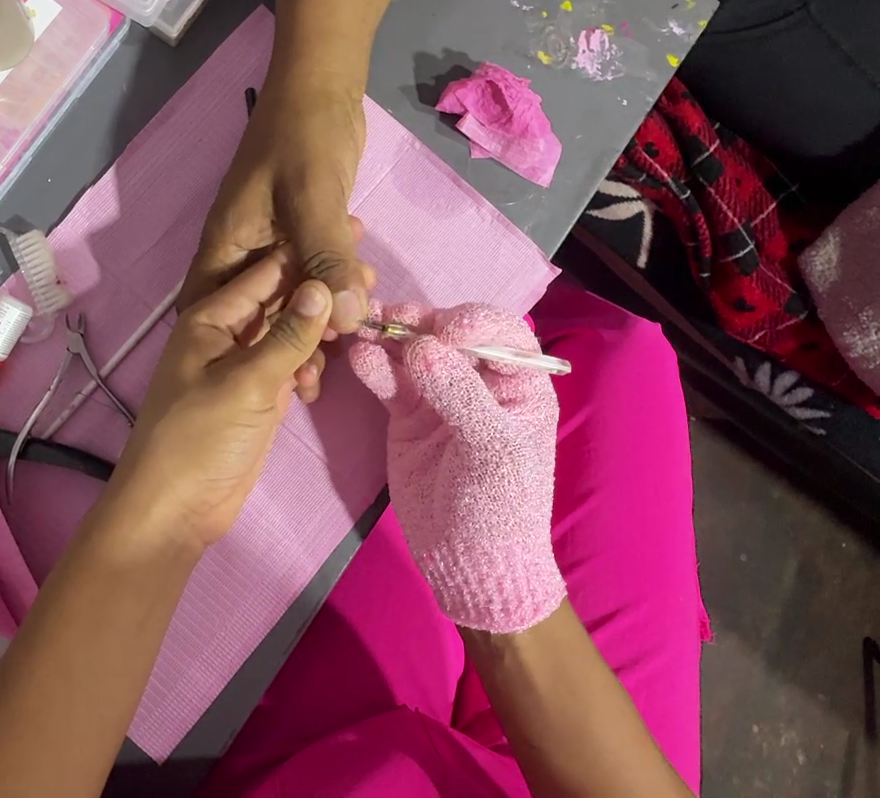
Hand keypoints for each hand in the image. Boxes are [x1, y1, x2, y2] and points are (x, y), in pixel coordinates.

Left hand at [113, 247, 333, 549]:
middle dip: (322, 292)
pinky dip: (307, 369)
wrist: (175, 510)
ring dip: (319, 335)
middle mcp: (228, 333)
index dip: (308, 253)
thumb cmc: (199, 438)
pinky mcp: (258, 395)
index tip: (354, 235)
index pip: (266, 272)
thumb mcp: (247, 382)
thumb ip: (289, 335)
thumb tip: (324, 286)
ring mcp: (244, 365)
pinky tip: (317, 384)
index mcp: (211, 317)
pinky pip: (290, 366)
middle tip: (371, 278)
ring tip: (354, 332)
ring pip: (291, 334)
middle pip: (282, 300)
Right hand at [185, 62, 374, 361]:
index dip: (230, 349)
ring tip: (348, 342)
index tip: (261, 382)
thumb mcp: (312, 198)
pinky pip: (312, 271)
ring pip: (289, 293)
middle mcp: (244, 249)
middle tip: (317, 380)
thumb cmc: (303, 135)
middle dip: (283, 344)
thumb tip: (345, 324)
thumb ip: (326, 259)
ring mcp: (274, 240)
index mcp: (226, 244)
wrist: (323, 84)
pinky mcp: (302, 230)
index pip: (209, 309)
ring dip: (315, 316)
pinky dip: (332, 288)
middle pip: (254, 310)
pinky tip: (360, 302)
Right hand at [348, 302, 565, 632]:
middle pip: (448, 335)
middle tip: (391, 316)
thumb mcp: (491, 449)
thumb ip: (459, 394)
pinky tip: (359, 357)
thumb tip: (420, 345)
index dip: (472, 323)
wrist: (468, 564)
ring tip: (364, 325)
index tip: (443, 330)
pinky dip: (374, 367)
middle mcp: (480, 380)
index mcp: (519, 383)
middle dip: (421, 322)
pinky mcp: (407, 414)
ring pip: (413, 352)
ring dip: (390, 336)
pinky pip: (390, 381)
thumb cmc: (500, 507)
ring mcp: (440, 395)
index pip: (501, 334)